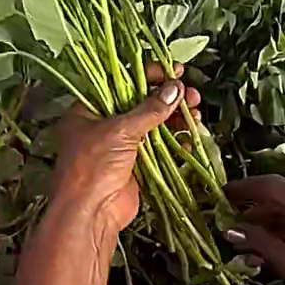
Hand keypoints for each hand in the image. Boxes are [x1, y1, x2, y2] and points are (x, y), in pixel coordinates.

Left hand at [49, 76, 196, 238]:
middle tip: (192, 95)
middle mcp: (105, 124)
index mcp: (90, 109)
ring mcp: (122, 146)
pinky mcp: (136, 165)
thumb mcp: (120, 131)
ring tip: (195, 114)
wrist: (90, 213)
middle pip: (142, 103)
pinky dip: (176, 141)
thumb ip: (149, 109)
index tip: (174, 71)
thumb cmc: (92, 167)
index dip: (149, 74)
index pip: (123, 82)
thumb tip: (174, 89)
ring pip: (154, 125)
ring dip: (175, 119)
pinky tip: (190, 136)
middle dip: (168, 98)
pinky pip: (160, 148)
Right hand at [223, 175, 284, 284]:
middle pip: (283, 197)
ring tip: (247, 241)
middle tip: (230, 224)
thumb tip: (231, 230)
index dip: (243, 189)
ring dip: (271, 222)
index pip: (271, 186)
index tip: (222, 195)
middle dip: (255, 210)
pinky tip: (273, 245)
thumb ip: (261, 243)